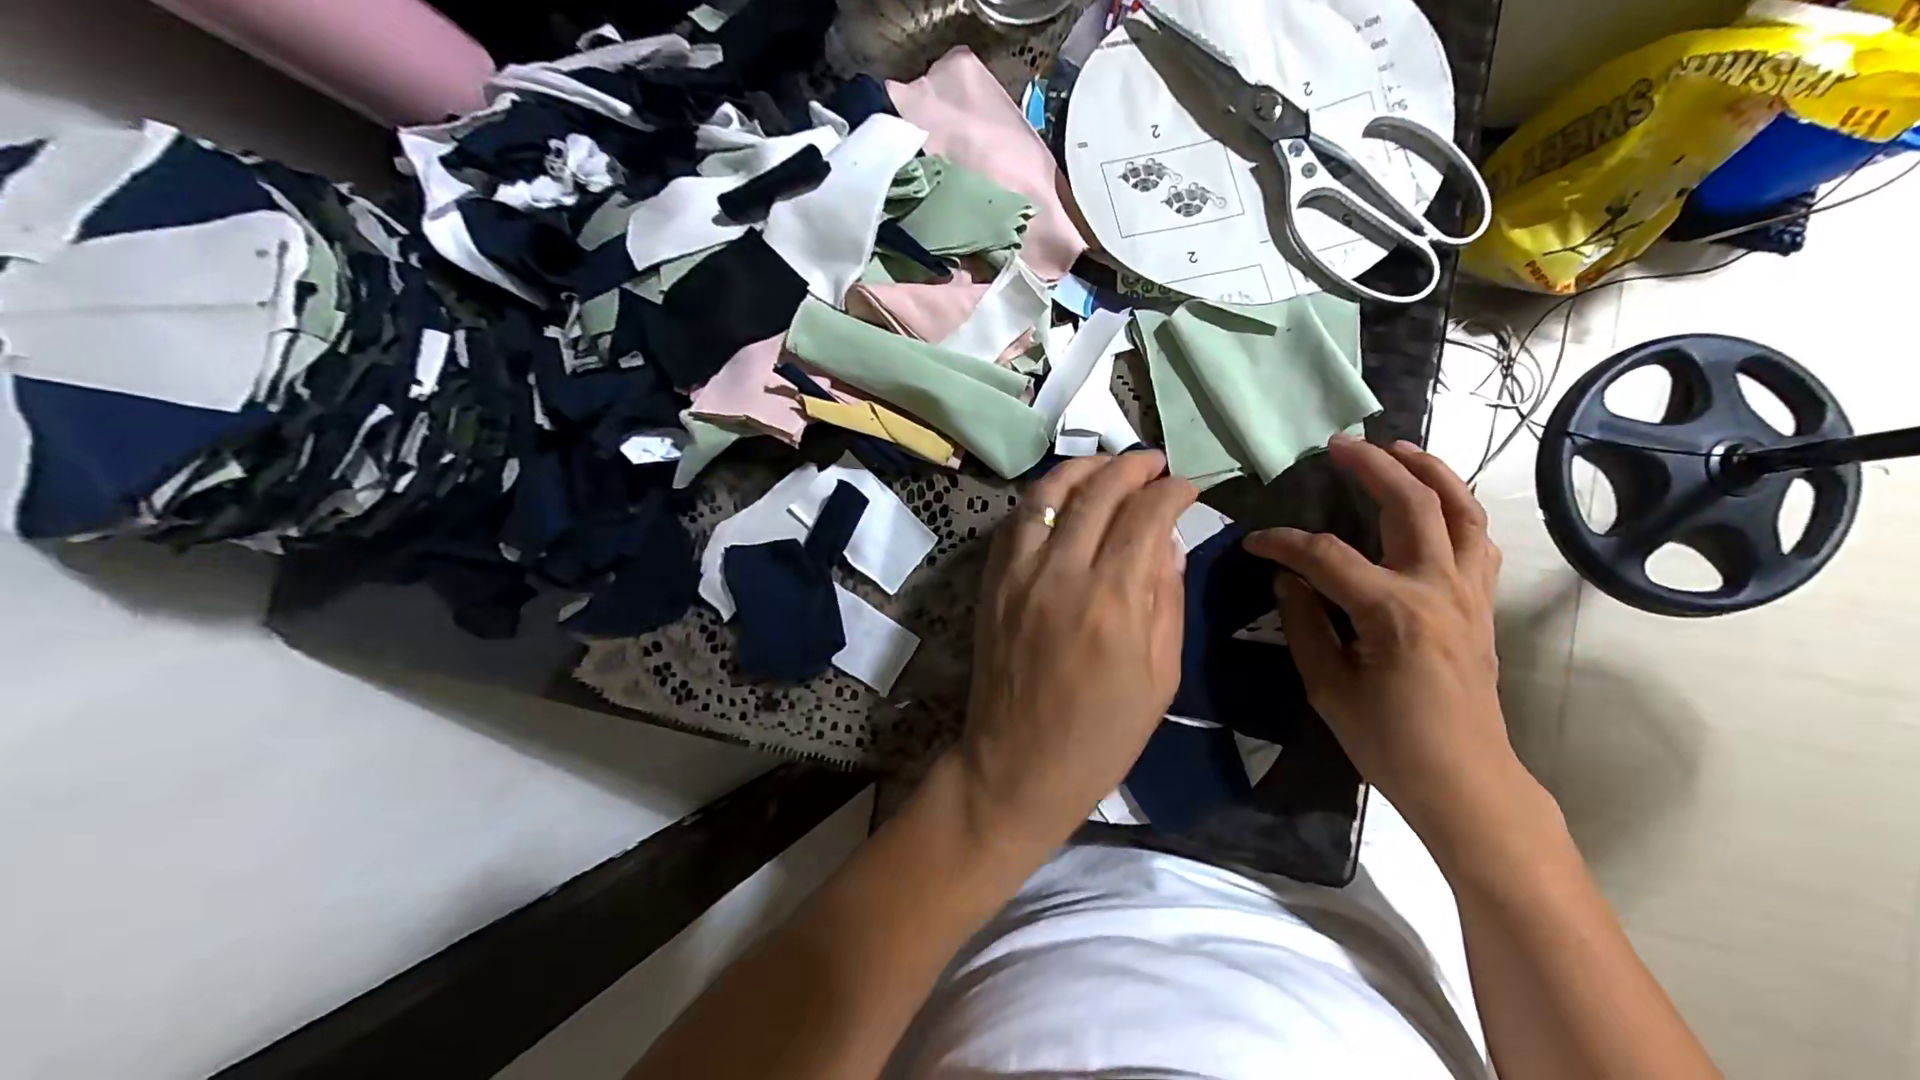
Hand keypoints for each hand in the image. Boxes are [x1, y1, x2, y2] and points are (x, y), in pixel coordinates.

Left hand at [956, 451, 1196, 848]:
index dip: (1172, 492)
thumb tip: (1167, 540)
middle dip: (1132, 467)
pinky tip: (1061, 497)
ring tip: (1108, 466)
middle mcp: (1061, 573)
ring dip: (1082, 469)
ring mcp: (1018, 574)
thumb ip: (1166, 598)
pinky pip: (1015, 522)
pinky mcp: (991, 583)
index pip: (1146, 517)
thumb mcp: (1160, 675)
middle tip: (1154, 464)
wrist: (1018, 764)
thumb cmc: (1102, 734)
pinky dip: (1041, 497)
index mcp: (1113, 601)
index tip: (1187, 488)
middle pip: (1098, 493)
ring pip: (1047, 494)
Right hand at [1244, 435, 1531, 846]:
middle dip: (1374, 467)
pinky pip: (1477, 540)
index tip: (1253, 541)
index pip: (1326, 556)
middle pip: (1412, 505)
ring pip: (1461, 511)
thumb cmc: (1388, 740)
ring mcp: (1469, 592)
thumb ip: (1305, 623)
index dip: (1283, 543)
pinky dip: (1458, 509)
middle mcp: (1438, 588)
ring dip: (1430, 472)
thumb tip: (1289, 579)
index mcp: (1393, 612)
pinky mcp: (1481, 603)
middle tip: (1340, 445)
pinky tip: (1437, 500)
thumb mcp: (1327, 686)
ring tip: (1399, 448)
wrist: (1463, 778)